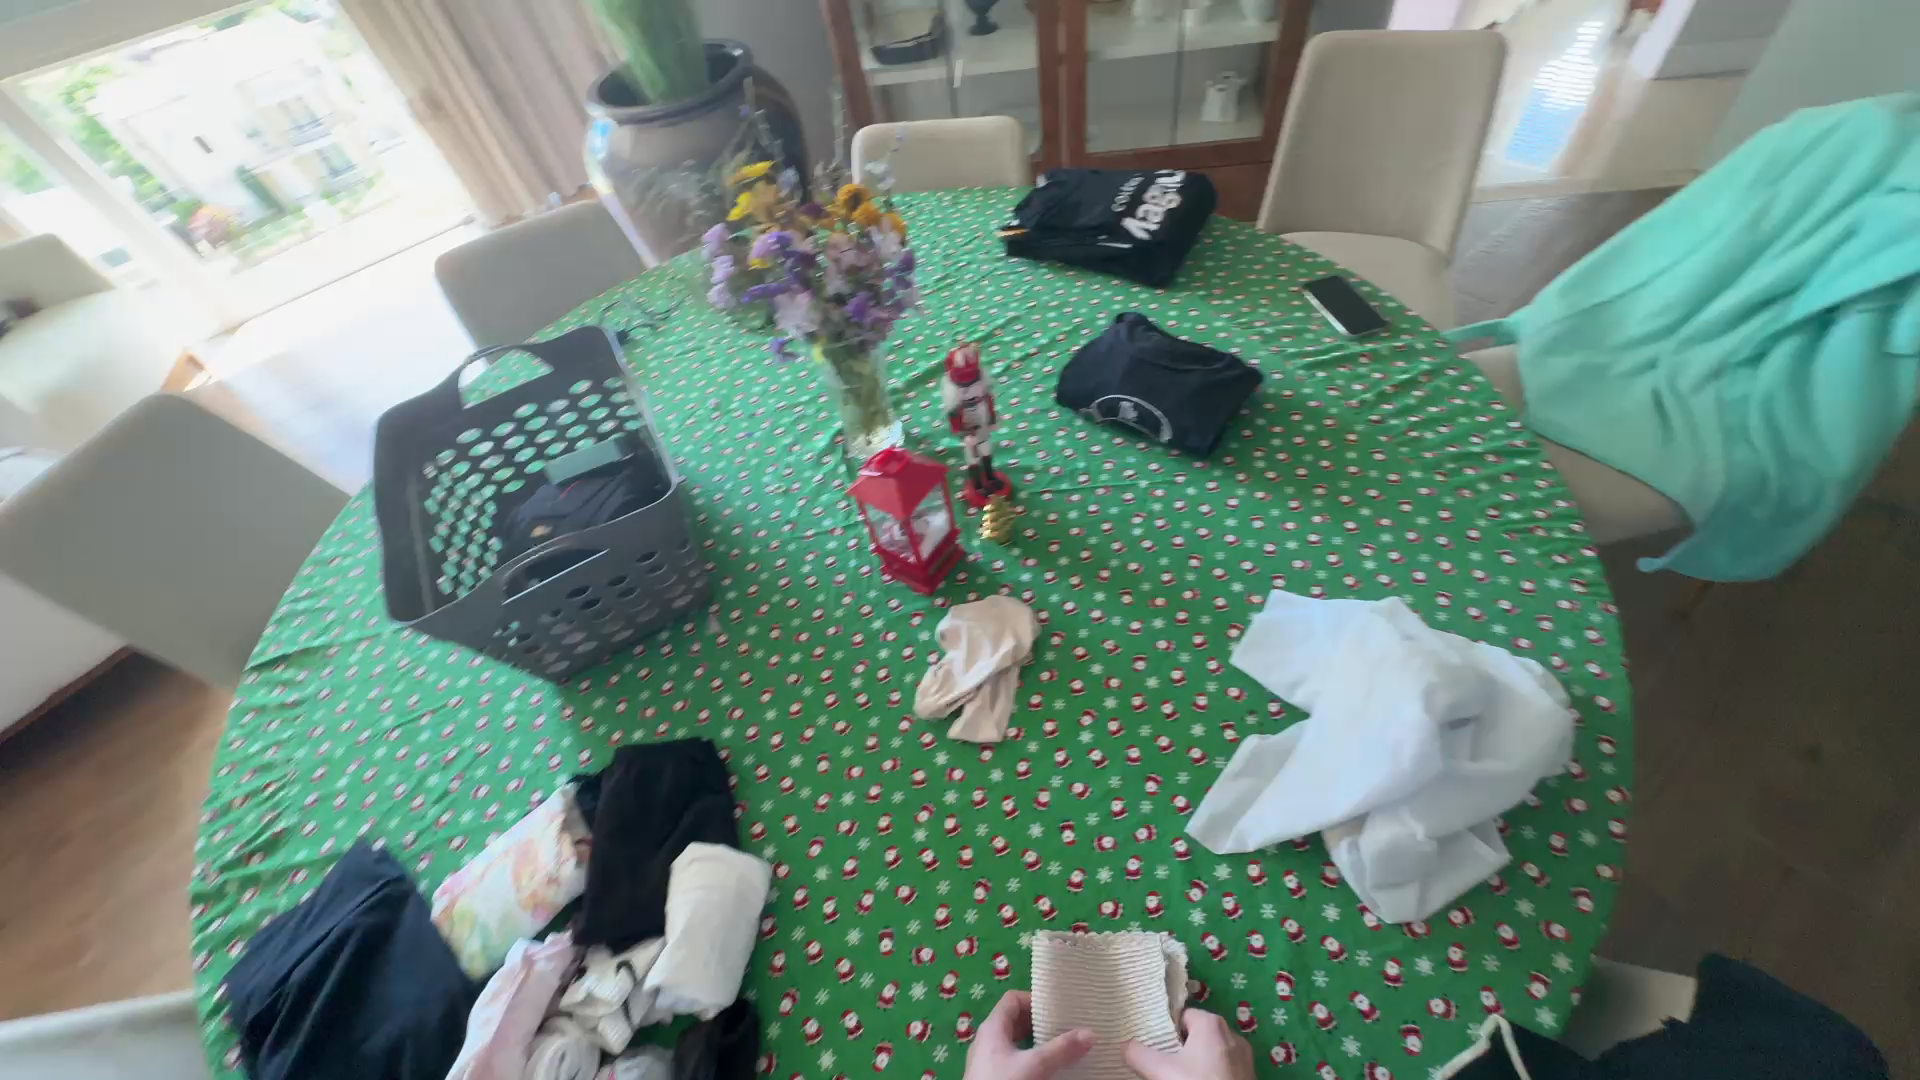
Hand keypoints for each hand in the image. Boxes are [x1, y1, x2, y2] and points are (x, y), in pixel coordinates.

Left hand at [963, 991, 1095, 1079]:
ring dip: (1034, 1044)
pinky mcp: (992, 1079)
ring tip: (1056, 1050)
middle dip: (1037, 1024)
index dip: (1033, 1001)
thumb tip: (1091, 1033)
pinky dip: (1028, 1061)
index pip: (1013, 999)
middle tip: (1061, 1029)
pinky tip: (1043, 1072)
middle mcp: (987, 1040)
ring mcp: (987, 1062)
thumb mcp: (1035, 1066)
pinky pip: (1011, 1061)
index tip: (1055, 1010)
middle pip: (1013, 1021)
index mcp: (992, 1026)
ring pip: (1013, 1044)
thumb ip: (1061, 1049)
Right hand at [1123, 1009, 1254, 1079]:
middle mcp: (1232, 1034)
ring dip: (1200, 1066)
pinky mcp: (1252, 1078)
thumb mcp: (1161, 1072)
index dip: (1168, 1033)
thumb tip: (1124, 1046)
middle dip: (1183, 1051)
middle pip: (1197, 1036)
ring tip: (1185, 1079)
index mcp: (1211, 1023)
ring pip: (1213, 1055)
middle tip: (1170, 1068)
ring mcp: (1245, 1059)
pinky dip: (1215, 1077)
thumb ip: (1139, 1054)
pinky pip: (1226, 1070)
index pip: (1181, 1018)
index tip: (1160, 1050)